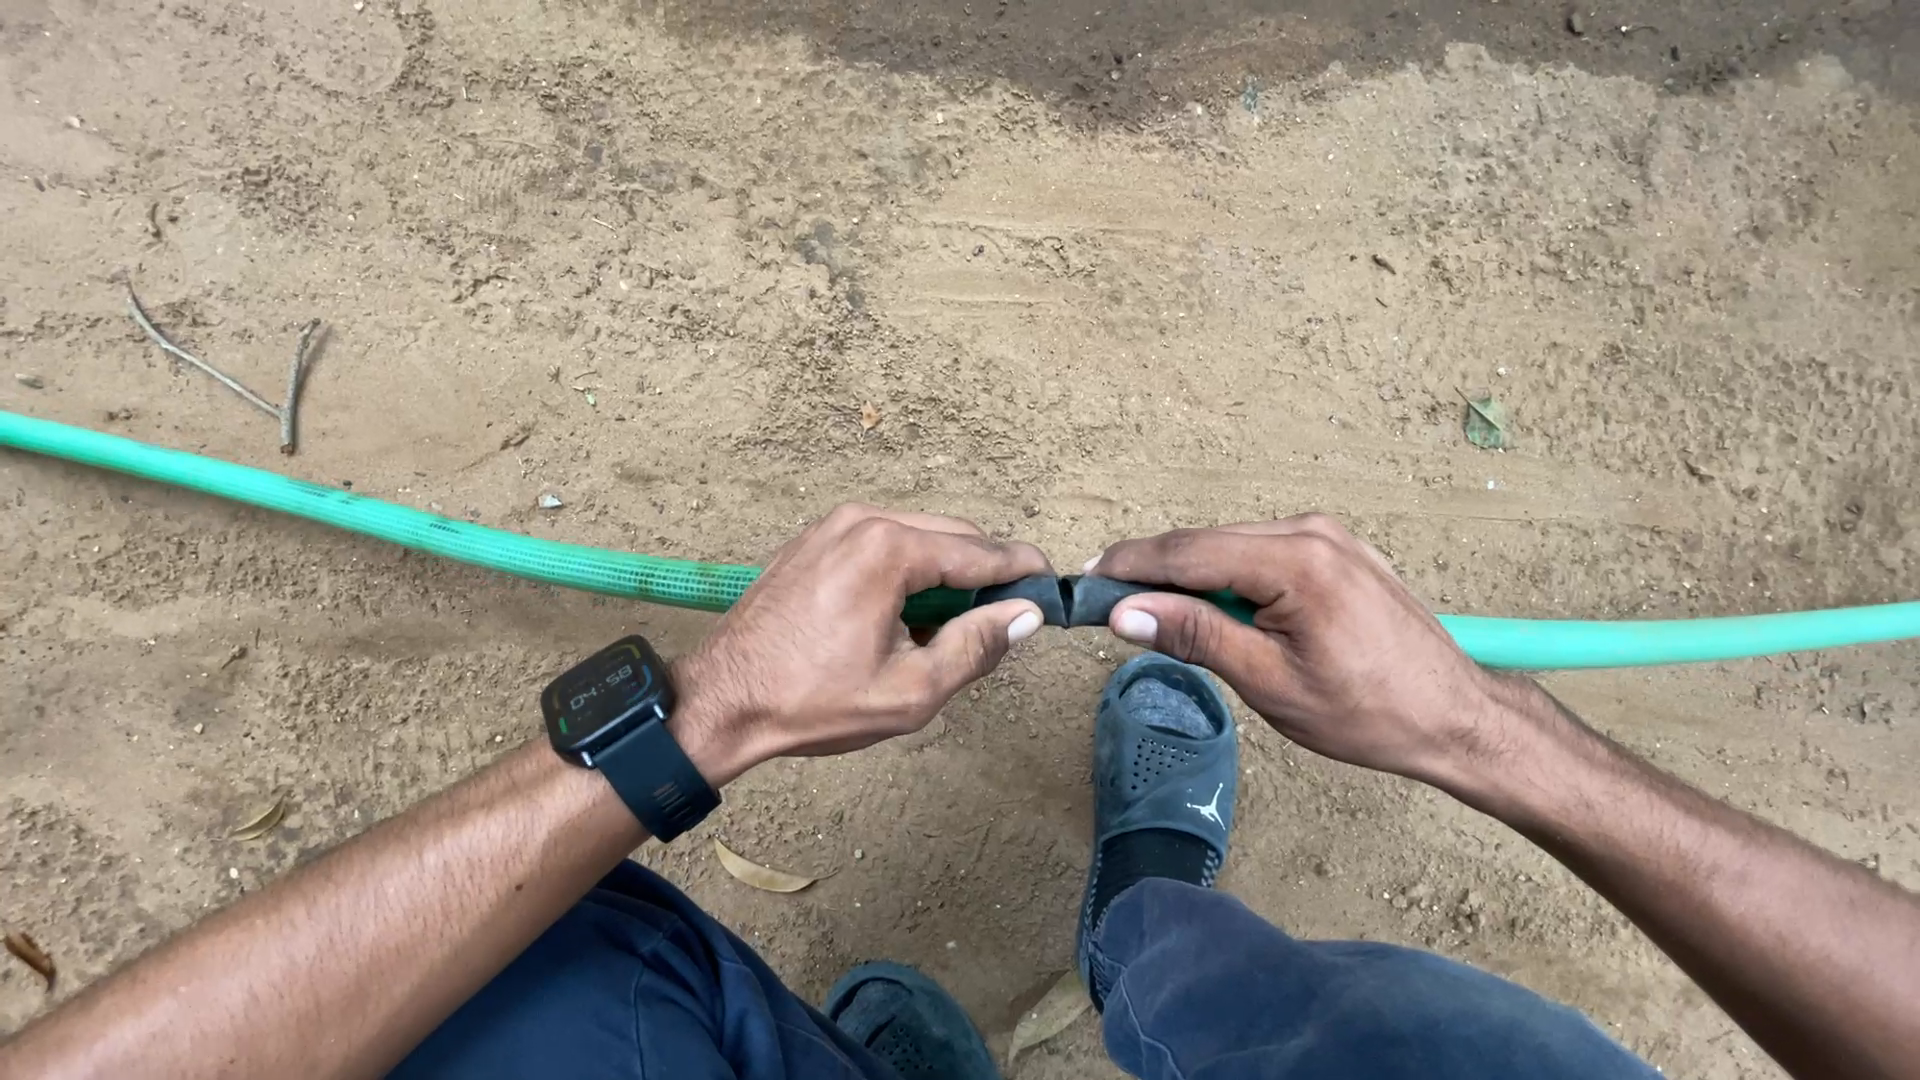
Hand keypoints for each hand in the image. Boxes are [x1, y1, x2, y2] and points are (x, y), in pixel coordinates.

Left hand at [668, 504, 1050, 785]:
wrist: (722, 700)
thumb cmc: (812, 702)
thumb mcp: (910, 691)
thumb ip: (975, 647)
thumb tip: (1024, 616)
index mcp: (889, 550)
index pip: (979, 553)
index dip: (1022, 570)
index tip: (1052, 583)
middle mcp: (863, 520)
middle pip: (952, 536)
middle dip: (985, 572)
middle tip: (1004, 617)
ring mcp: (834, 525)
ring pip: (919, 535)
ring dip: (946, 572)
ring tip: (949, 626)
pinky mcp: (816, 538)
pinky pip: (883, 540)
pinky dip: (909, 567)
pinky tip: (905, 612)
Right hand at [1089, 514, 1515, 785]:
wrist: (1458, 717)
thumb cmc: (1366, 713)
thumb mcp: (1269, 683)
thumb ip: (1195, 636)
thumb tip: (1125, 613)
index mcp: (1295, 561)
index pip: (1187, 551)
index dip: (1128, 566)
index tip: (1083, 582)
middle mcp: (1309, 531)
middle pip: (1204, 543)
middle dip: (1152, 571)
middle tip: (1108, 605)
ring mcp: (1325, 535)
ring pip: (1228, 546)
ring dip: (1186, 576)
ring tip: (1153, 613)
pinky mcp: (1333, 549)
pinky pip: (1257, 552)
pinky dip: (1222, 576)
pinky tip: (1209, 605)